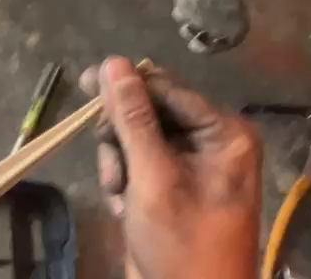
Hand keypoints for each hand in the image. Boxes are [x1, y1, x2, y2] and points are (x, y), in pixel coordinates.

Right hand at [83, 56, 261, 278]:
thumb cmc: (182, 249)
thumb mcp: (153, 178)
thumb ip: (132, 117)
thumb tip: (114, 61)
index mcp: (225, 133)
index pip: (166, 88)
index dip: (126, 85)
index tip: (86, 82)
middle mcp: (213, 140)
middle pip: (150, 108)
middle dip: (122, 135)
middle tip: (107, 158)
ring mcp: (194, 163)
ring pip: (137, 133)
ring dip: (120, 160)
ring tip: (119, 193)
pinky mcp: (174, 183)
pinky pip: (139, 158)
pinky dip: (124, 177)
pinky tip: (124, 206)